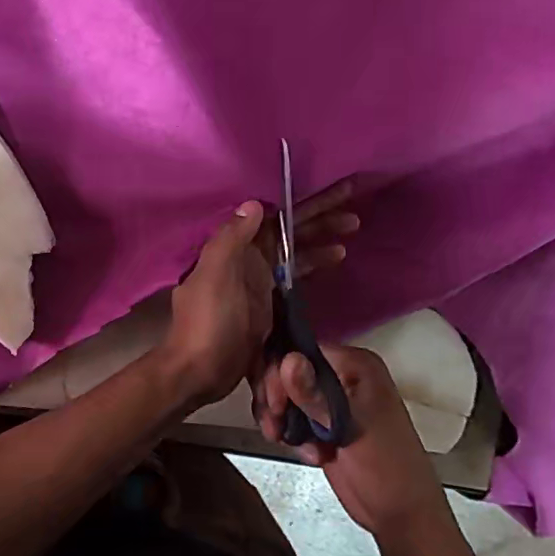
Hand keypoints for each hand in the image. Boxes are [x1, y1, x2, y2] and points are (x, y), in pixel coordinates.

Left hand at [159, 181, 361, 408]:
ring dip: (321, 236)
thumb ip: (231, 239)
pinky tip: (338, 255)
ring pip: (295, 249)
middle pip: (288, 229)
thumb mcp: (215, 275)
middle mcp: (247, 257)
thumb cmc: (208, 321)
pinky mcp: (270, 303)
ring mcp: (259, 279)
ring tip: (354, 224)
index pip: (274, 215)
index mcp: (234, 247)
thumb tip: (255, 203)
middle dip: (318, 215)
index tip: (330, 185)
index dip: (302, 201)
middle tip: (353, 203)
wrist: (200, 370)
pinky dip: (314, 262)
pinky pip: (295, 273)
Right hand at [256, 344, 451, 538]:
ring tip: (286, 441)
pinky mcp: (320, 423)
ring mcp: (330, 399)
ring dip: (278, 417)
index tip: (275, 406)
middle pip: (286, 369)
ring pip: (283, 393)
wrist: (401, 516)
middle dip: (274, 398)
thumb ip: (315, 396)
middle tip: (275, 427)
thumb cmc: (387, 468)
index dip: (280, 374)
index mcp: (355, 364)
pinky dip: (287, 432)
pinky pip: (288, 415)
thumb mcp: (350, 429)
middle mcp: (341, 374)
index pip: (300, 351)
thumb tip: (287, 359)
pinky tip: (307, 453)